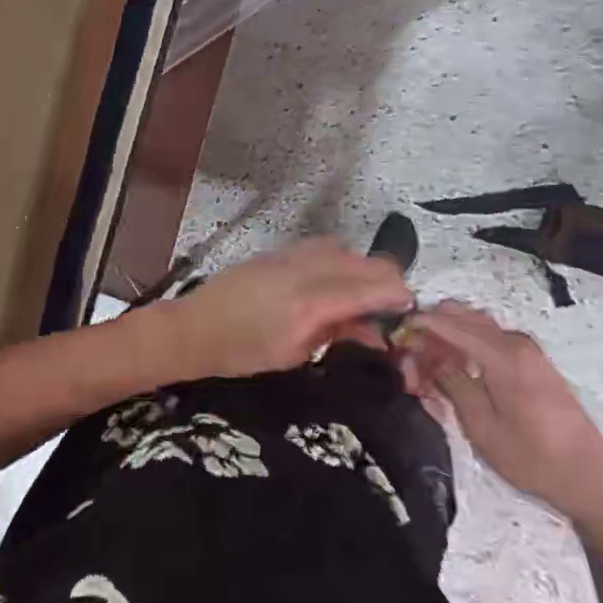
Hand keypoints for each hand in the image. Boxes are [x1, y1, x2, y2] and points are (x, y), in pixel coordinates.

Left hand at [156, 239, 412, 380]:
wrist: (193, 329)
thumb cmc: (241, 353)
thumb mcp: (295, 354)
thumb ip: (338, 336)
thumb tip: (375, 330)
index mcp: (310, 304)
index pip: (372, 288)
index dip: (399, 297)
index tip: (409, 312)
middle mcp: (303, 272)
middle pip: (365, 262)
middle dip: (387, 281)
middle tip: (389, 308)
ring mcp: (287, 257)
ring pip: (343, 249)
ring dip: (362, 268)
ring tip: (360, 295)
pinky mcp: (274, 253)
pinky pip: (319, 247)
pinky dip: (337, 260)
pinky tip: (331, 283)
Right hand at [400, 302, 602, 530]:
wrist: (594, 484)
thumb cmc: (533, 459)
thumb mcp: (480, 425)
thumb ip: (449, 381)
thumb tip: (422, 352)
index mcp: (503, 354)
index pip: (446, 322)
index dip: (414, 325)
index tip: (390, 340)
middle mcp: (516, 342)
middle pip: (460, 314)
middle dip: (429, 328)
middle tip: (408, 357)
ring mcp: (527, 351)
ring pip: (473, 324)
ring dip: (446, 336)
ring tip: (427, 367)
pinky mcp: (532, 363)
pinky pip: (488, 338)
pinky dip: (464, 345)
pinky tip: (453, 372)